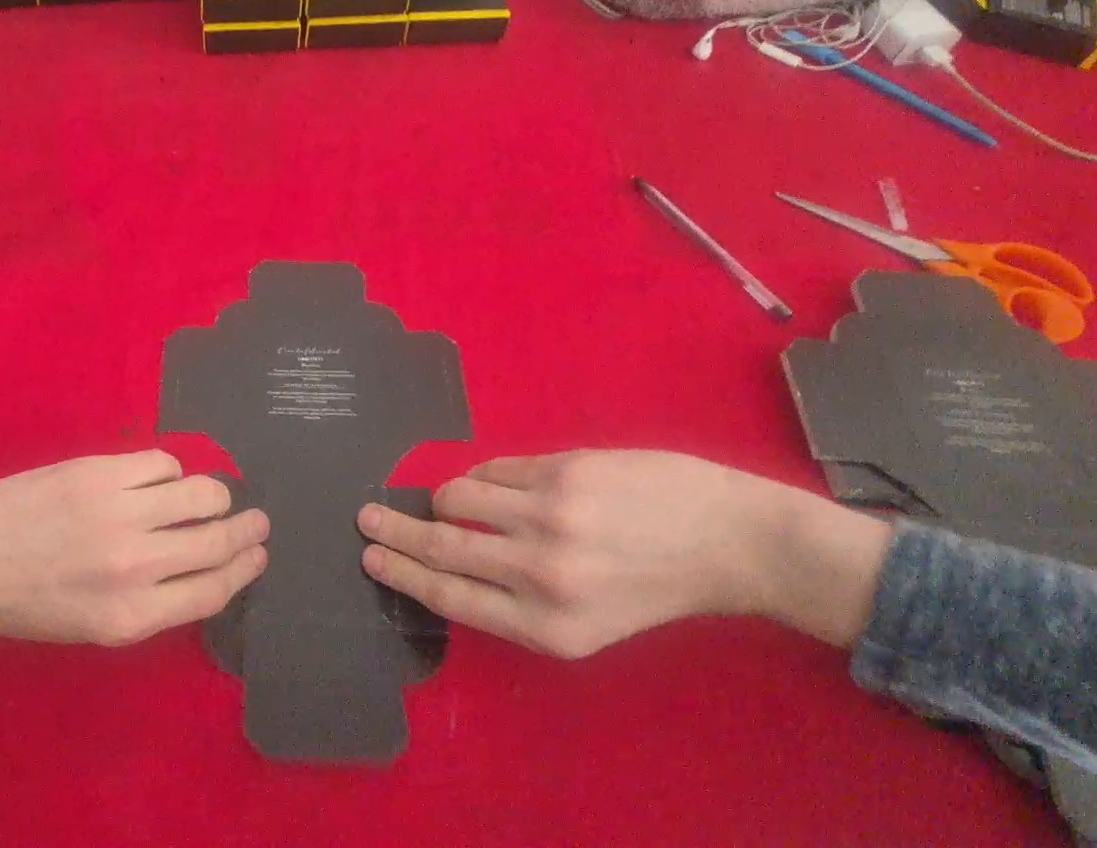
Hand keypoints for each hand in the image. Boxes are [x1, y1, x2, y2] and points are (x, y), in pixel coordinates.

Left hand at [0, 451, 268, 682]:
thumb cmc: (23, 606)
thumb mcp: (94, 626)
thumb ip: (153, 602)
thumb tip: (202, 564)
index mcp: (132, 617)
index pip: (215, 591)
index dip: (245, 569)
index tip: (259, 553)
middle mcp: (134, 566)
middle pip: (218, 540)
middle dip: (248, 529)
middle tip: (257, 520)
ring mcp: (117, 513)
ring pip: (201, 492)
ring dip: (216, 494)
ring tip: (212, 496)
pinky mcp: (97, 473)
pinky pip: (161, 462)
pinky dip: (171, 470)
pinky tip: (160, 479)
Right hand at [358, 450, 892, 658]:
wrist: (732, 541)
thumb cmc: (654, 587)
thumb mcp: (585, 623)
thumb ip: (514, 601)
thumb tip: (446, 562)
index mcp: (548, 627)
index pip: (450, 599)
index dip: (402, 576)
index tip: (370, 559)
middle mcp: (541, 575)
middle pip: (442, 548)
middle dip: (393, 533)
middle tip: (364, 518)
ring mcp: (550, 518)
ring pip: (458, 498)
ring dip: (441, 499)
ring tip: (444, 501)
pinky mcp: (562, 472)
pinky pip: (494, 469)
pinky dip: (483, 477)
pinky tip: (494, 485)